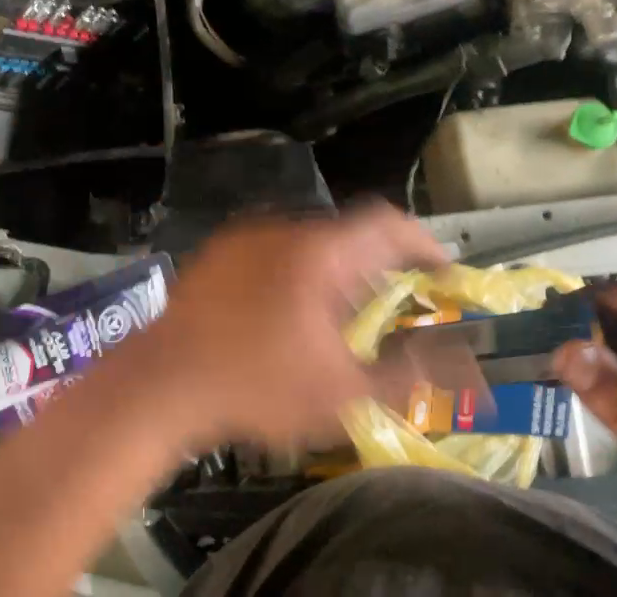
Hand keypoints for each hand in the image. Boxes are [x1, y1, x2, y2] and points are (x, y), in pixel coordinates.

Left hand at [124, 203, 447, 448]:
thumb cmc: (256, 387)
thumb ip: (407, 373)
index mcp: (321, 252)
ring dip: (335, 272)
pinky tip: (287, 318)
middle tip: (393, 304)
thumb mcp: (342, 392)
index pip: (388, 223)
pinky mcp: (217, 256)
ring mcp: (246, 239)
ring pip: (309, 244)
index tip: (442, 269)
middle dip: (378, 265)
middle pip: (349, 234)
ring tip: (339, 319)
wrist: (161, 385)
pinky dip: (297, 275)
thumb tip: (455, 360)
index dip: (423, 242)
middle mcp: (286, 230)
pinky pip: (274, 254)